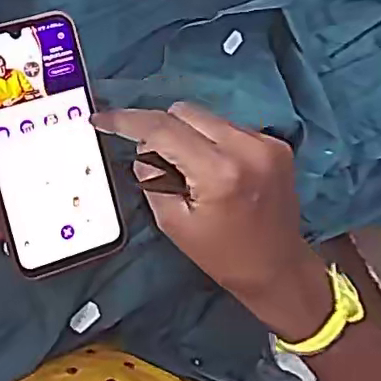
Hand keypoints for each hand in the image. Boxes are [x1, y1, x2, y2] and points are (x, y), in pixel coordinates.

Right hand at [94, 103, 332, 334]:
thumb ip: (152, 179)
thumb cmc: (222, 255)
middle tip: (153, 160)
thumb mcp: (173, 223)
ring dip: (186, 133)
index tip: (101, 119)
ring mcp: (266, 142)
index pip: (163, 129)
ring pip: (205, 116)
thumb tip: (144, 149)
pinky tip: (213, 169)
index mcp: (220, 172)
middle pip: (184, 112)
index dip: (126, 121)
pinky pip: (227, 126)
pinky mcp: (276, 144)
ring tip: (187, 169)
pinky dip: (210, 140)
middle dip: (159, 129)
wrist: (278, 269)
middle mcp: (247, 147)